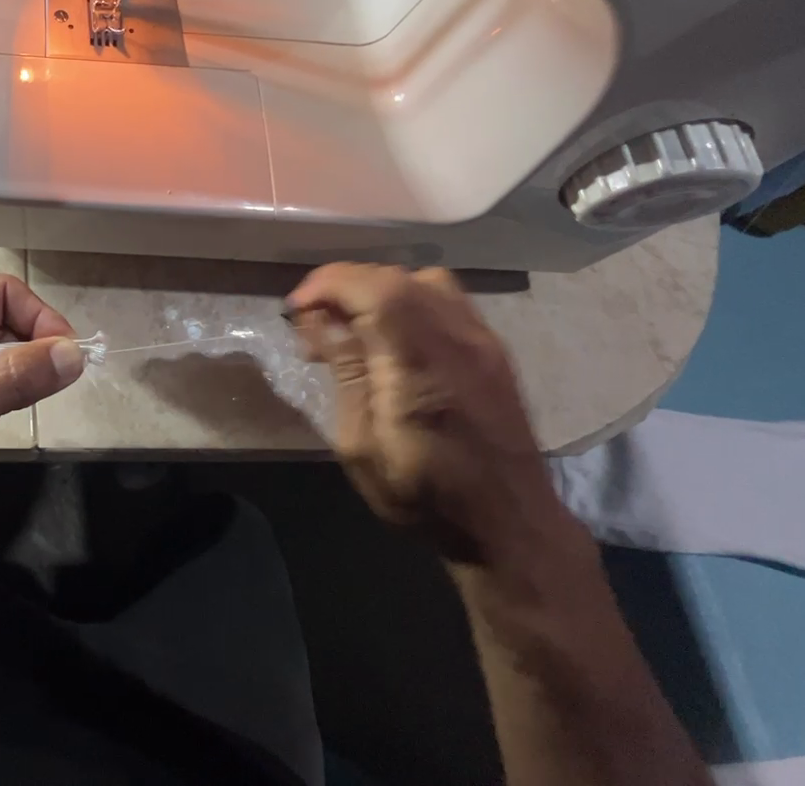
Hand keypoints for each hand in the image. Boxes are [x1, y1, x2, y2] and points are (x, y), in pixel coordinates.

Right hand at [287, 264, 567, 562]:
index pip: (376, 289)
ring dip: (376, 290)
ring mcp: (483, 343)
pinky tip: (388, 337)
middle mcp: (458, 342)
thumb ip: (346, 373)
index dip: (328, 284)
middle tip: (313, 323)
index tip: (296, 310)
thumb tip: (319, 320)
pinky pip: (446, 300)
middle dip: (343, 286)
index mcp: (421, 367)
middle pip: (396, 278)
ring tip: (350, 326)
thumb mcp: (361, 444)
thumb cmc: (423, 495)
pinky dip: (406, 301)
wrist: (508, 526)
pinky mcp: (492, 352)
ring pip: (423, 281)